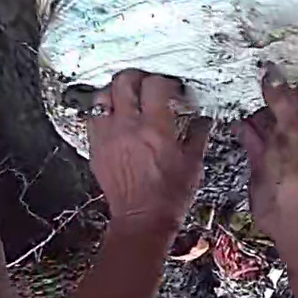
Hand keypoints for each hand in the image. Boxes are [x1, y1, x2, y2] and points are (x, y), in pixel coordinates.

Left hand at [88, 70, 211, 236]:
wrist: (143, 219)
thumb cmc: (170, 195)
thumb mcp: (193, 164)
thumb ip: (198, 136)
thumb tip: (204, 121)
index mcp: (156, 128)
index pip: (155, 85)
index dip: (166, 82)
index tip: (172, 90)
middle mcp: (128, 127)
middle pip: (124, 81)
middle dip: (138, 78)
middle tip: (147, 84)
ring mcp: (108, 136)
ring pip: (103, 95)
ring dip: (116, 92)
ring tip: (128, 98)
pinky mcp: (96, 148)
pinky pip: (93, 118)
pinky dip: (103, 112)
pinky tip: (115, 118)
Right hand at [238, 74, 297, 248]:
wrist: (290, 213)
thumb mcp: (294, 129)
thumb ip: (282, 100)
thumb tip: (272, 74)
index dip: (292, 82)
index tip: (272, 66)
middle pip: (287, 108)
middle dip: (271, 94)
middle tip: (251, 74)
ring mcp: (284, 150)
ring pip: (269, 123)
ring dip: (256, 110)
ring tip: (238, 90)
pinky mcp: (265, 162)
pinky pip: (254, 139)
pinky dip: (245, 129)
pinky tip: (235, 117)